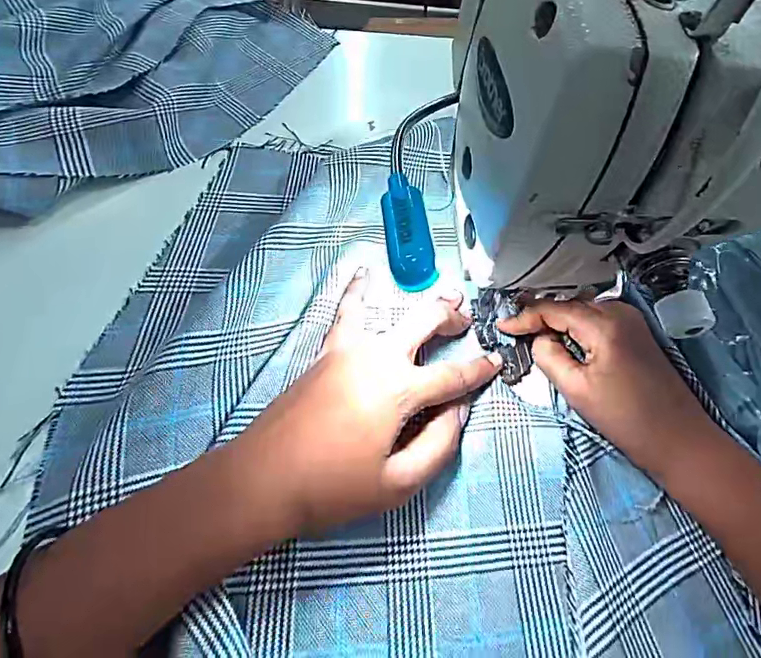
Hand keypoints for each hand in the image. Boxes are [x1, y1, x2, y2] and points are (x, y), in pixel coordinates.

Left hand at [230, 268, 502, 537]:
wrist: (264, 476)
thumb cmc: (332, 487)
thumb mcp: (397, 484)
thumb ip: (438, 446)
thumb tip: (458, 413)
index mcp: (399, 389)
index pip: (451, 376)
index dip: (478, 371)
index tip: (496, 362)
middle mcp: (377, 356)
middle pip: (424, 323)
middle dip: (451, 317)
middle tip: (467, 320)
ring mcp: (348, 348)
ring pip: (390, 309)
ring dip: (417, 300)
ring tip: (435, 293)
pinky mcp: (326, 351)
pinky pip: (347, 311)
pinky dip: (358, 289)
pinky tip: (362, 275)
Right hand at [497, 297, 727, 484]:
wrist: (682, 443)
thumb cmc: (628, 420)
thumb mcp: (577, 390)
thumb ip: (549, 355)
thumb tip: (539, 339)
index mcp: (604, 323)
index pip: (553, 309)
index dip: (524, 317)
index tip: (502, 326)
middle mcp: (619, 312)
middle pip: (568, 304)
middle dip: (540, 315)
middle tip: (514, 327)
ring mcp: (631, 320)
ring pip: (582, 309)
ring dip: (558, 319)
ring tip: (532, 331)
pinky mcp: (636, 333)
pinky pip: (596, 319)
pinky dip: (576, 325)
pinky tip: (563, 338)